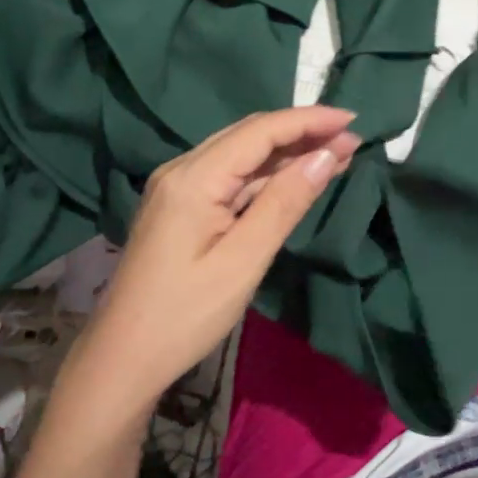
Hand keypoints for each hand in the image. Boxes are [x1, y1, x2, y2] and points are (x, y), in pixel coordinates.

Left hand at [75, 107, 360, 406]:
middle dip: (303, 132)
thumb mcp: (244, 260)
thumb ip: (285, 202)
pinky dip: (268, 175)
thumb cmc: (186, 314)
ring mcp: (178, 188)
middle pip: (250, 135)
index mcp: (194, 177)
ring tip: (337, 154)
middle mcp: (182, 170)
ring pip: (242, 155)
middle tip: (353, 138)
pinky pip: (231, 177)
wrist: (123, 359)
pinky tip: (297, 178)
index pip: (261, 130)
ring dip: (288, 153)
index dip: (309, 120)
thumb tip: (327, 155)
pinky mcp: (181, 208)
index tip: (354, 118)